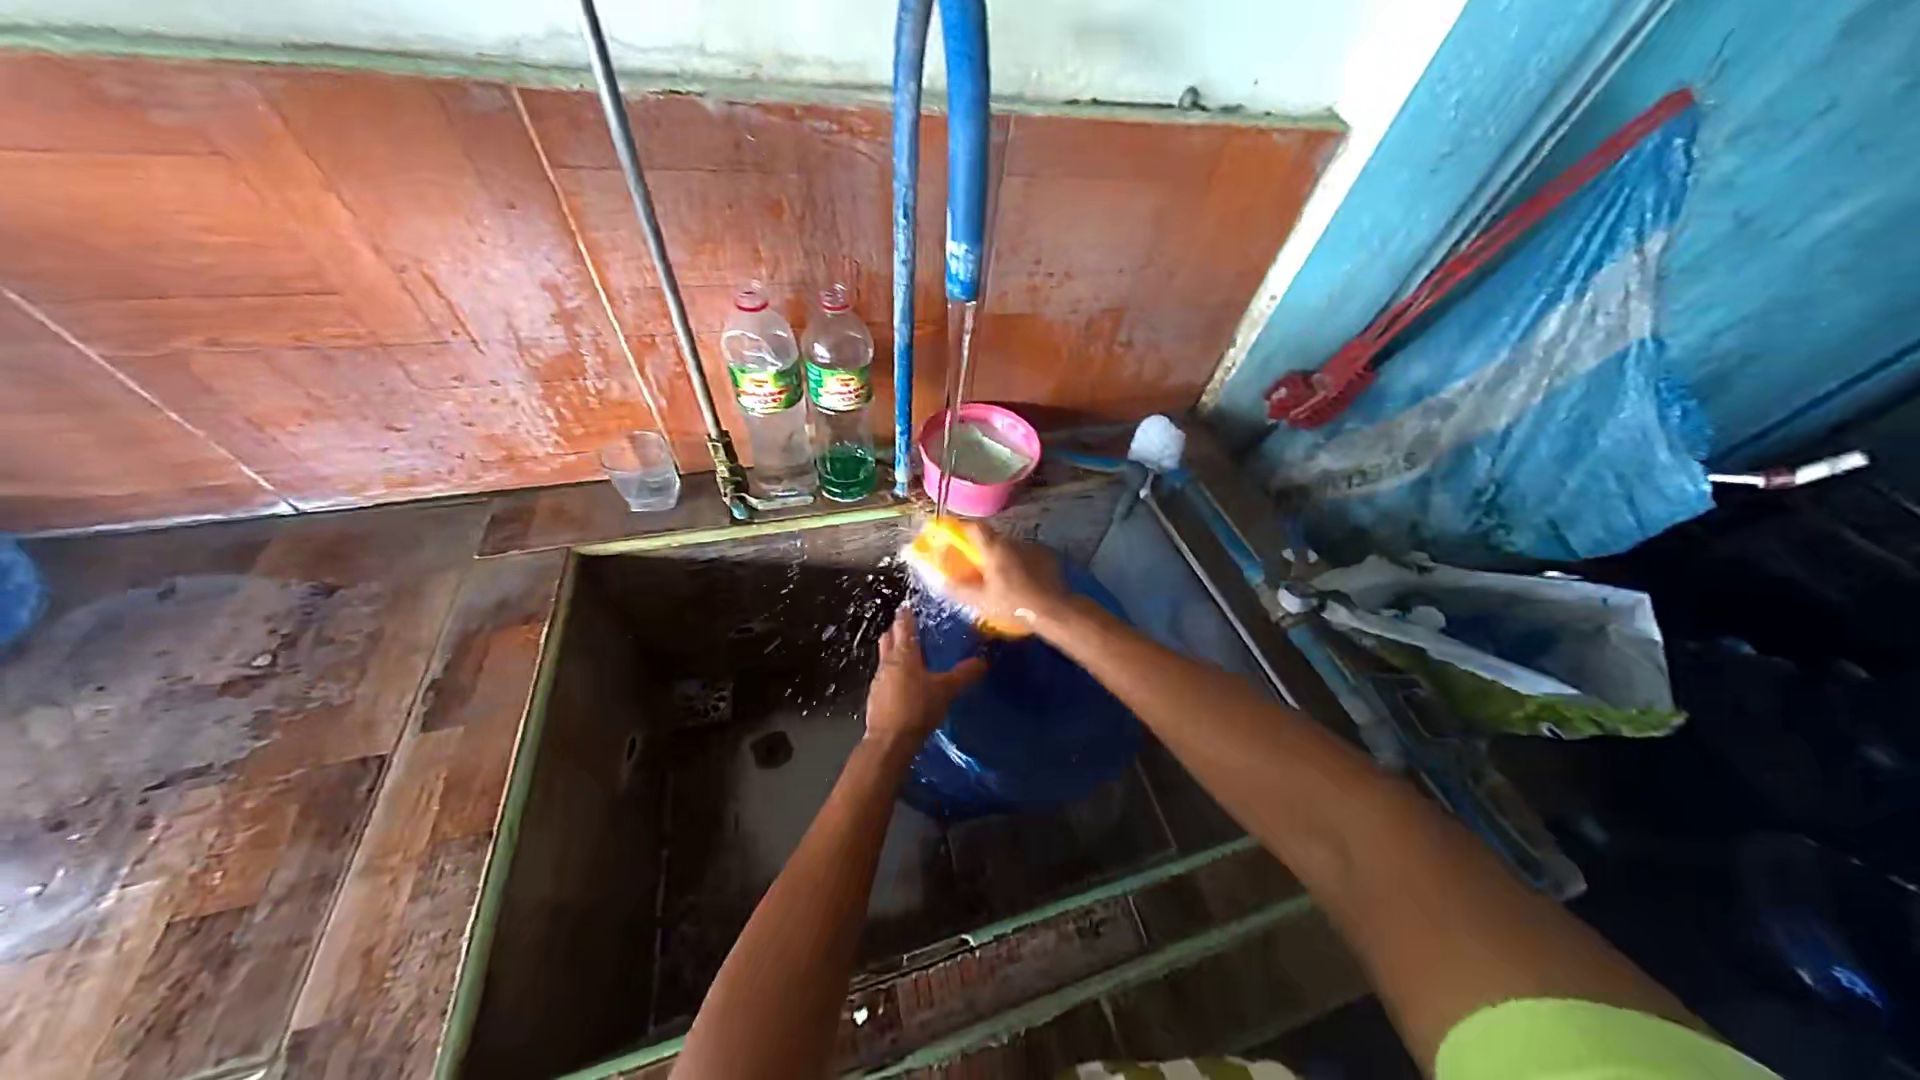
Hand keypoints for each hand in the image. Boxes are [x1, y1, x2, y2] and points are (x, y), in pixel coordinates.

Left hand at [864, 605, 986, 745]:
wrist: (890, 740)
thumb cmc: (918, 708)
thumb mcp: (946, 690)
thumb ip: (964, 674)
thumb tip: (983, 661)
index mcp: (904, 654)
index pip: (903, 625)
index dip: (907, 614)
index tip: (909, 606)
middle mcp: (888, 662)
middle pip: (889, 637)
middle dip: (897, 630)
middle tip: (910, 628)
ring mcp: (879, 679)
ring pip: (885, 657)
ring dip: (894, 652)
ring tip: (910, 655)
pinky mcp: (875, 696)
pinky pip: (884, 676)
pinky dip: (893, 673)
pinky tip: (904, 683)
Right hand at [942, 524, 1071, 631]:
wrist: (1053, 611)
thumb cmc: (1013, 604)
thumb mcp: (981, 601)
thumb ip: (959, 588)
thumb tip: (942, 581)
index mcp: (994, 548)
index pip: (975, 527)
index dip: (964, 529)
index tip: (958, 538)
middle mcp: (1013, 541)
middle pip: (994, 539)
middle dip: (985, 551)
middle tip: (981, 570)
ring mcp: (1033, 547)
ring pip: (1012, 548)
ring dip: (1005, 559)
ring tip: (1005, 581)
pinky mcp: (1048, 555)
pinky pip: (1028, 555)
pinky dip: (1023, 564)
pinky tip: (1024, 582)